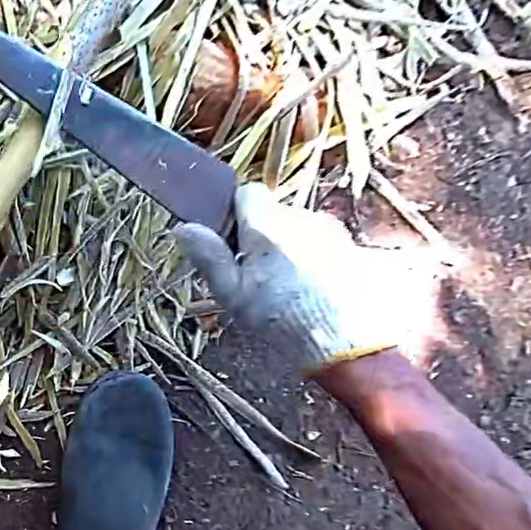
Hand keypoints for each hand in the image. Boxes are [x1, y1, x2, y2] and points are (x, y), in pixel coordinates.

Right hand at [175, 183, 438, 375]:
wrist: (342, 337)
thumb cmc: (277, 314)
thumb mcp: (231, 290)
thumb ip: (208, 255)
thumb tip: (183, 227)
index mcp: (267, 224)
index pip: (247, 192)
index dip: (233, 213)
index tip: (228, 242)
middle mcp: (300, 217)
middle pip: (269, 213)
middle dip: (256, 235)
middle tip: (249, 273)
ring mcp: (328, 229)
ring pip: (293, 227)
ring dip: (281, 246)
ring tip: (278, 284)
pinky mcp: (347, 245)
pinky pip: (315, 240)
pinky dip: (305, 255)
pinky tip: (303, 286)